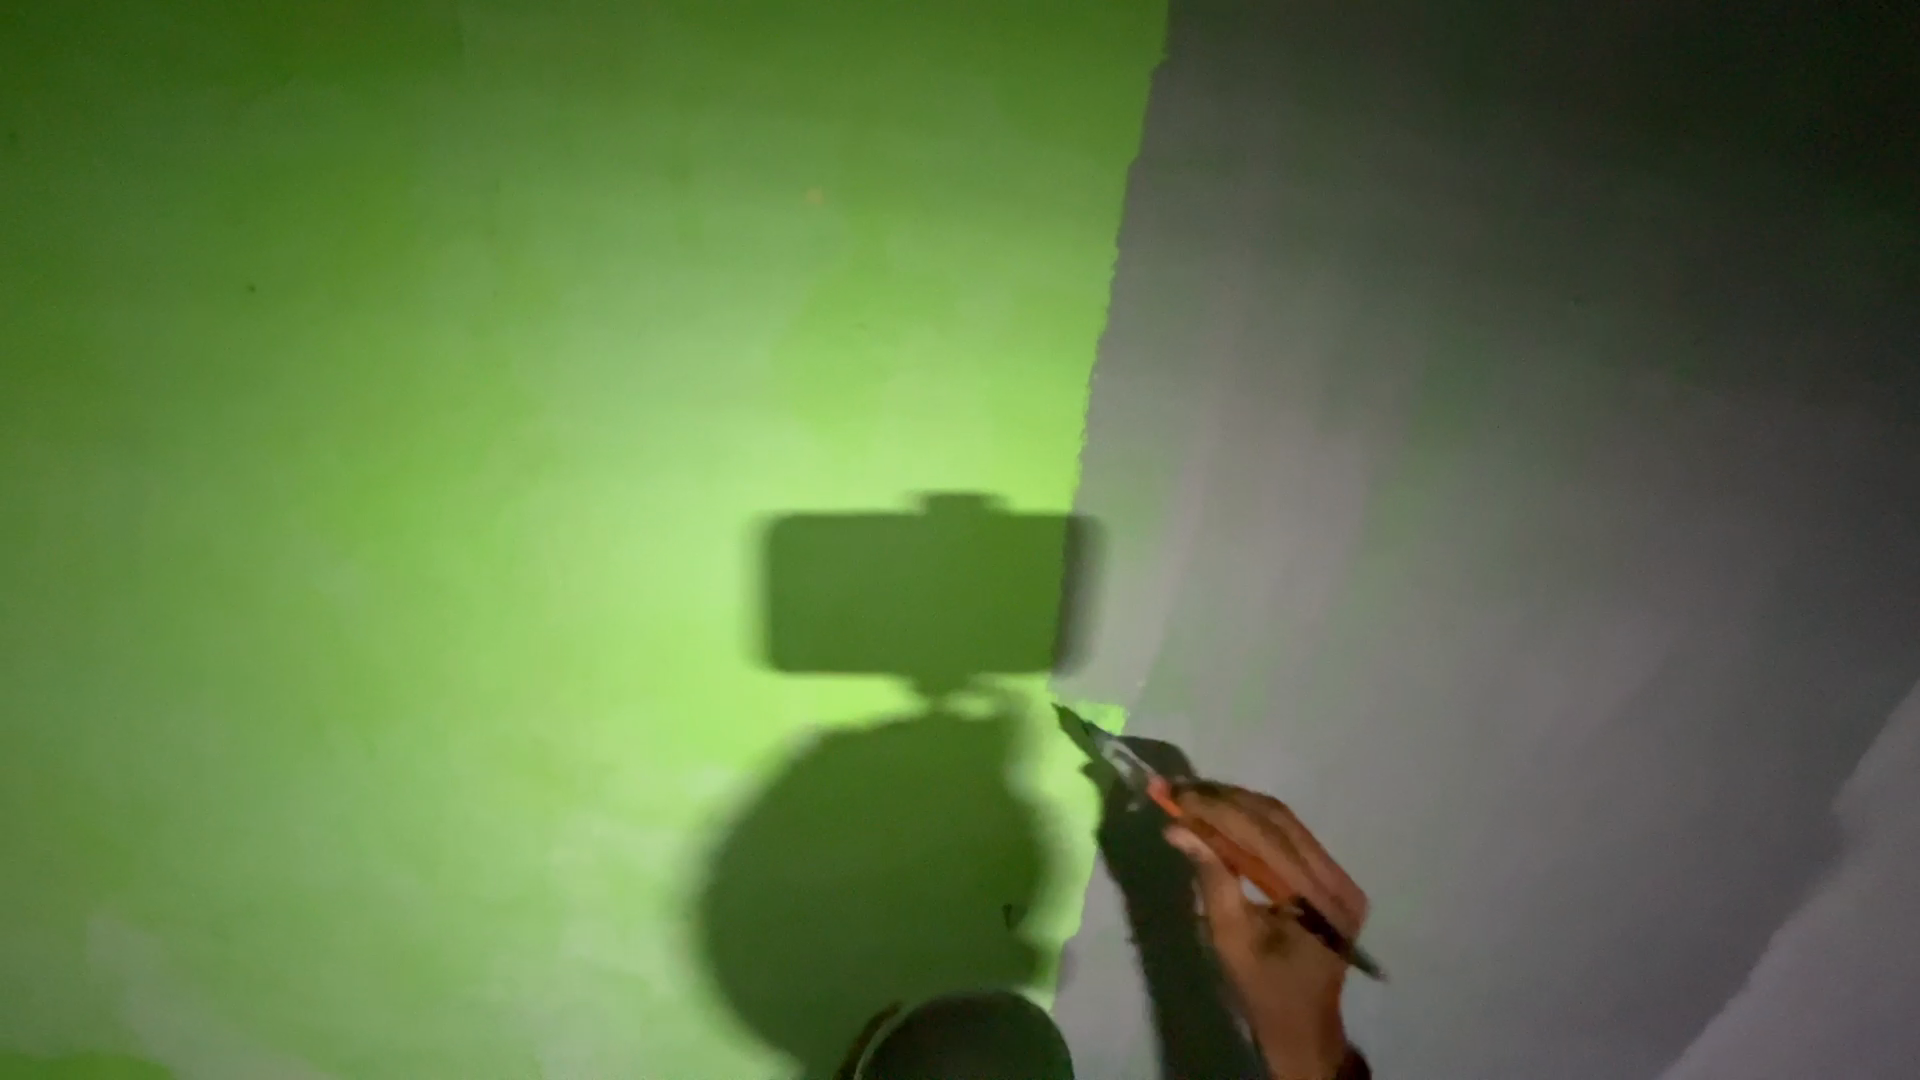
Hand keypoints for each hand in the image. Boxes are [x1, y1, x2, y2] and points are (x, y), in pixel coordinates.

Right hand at [1163, 785, 1368, 1079]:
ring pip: (1282, 819)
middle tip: (1178, 790)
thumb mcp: (1229, 936)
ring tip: (1193, 797)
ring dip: (1235, 804)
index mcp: (1318, 902)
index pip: (1263, 837)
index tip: (1175, 796)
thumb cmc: (1262, 989)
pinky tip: (1220, 814)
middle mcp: (1337, 881)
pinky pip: (1289, 834)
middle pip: (1276, 819)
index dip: (1216, 810)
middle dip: (1223, 800)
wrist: (1303, 1028)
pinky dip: (1251, 820)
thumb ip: (1210, 876)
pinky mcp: (1332, 876)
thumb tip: (1178, 828)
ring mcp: (1340, 877)